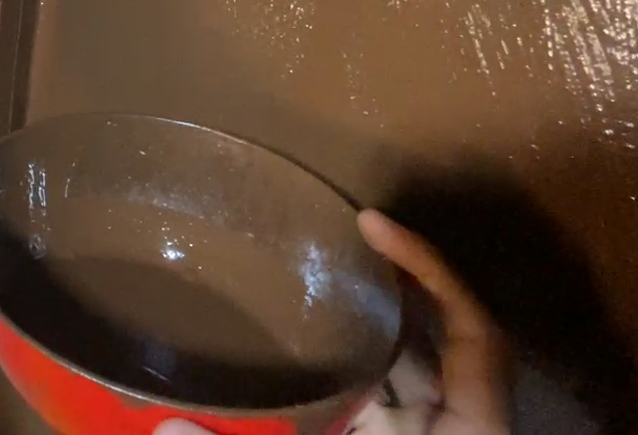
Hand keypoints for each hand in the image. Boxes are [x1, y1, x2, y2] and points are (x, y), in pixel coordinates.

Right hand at [152, 212, 507, 434]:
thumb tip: (166, 427)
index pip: (471, 339)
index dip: (431, 270)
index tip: (369, 222)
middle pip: (436, 341)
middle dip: (386, 282)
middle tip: (320, 234)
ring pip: (405, 371)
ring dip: (365, 320)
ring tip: (303, 272)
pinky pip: (376, 399)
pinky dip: (347, 364)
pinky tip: (298, 345)